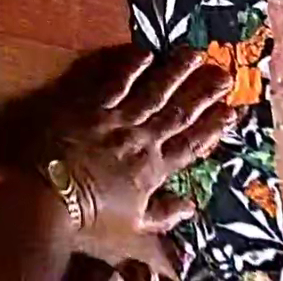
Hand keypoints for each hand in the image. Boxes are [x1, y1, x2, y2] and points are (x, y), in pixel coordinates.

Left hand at [41, 47, 236, 260]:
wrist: (50, 196)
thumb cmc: (89, 217)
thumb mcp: (132, 230)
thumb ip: (164, 215)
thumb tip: (192, 207)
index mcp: (153, 170)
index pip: (190, 146)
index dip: (212, 128)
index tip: (232, 110)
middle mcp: (141, 140)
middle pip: (178, 113)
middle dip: (203, 92)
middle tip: (224, 73)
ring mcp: (117, 119)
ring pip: (153, 92)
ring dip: (175, 72)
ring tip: (194, 53)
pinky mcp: (93, 105)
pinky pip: (116, 82)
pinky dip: (131, 67)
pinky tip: (146, 51)